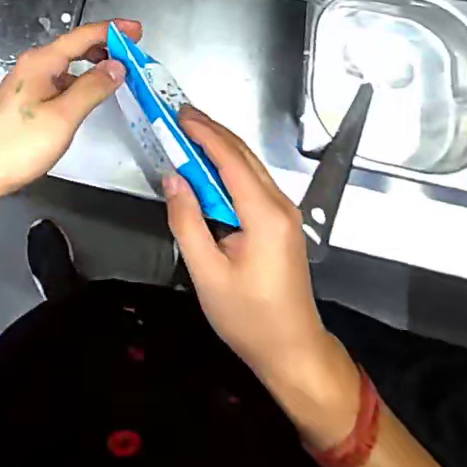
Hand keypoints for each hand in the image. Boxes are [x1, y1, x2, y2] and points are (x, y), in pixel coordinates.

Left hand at [0, 19, 139, 207]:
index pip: (82, 36)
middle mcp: (33, 66)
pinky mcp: (26, 99)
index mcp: (41, 62)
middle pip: (74, 46)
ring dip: (94, 65)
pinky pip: (59, 80)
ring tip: (119, 72)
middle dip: (105, 45)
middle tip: (133, 51)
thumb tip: (116, 67)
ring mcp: (28, 82)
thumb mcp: (63, 117)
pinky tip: (91, 93)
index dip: (112, 31)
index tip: (136, 30)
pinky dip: (80, 81)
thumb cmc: (17, 145)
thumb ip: (92, 88)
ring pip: (67, 65)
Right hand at [165, 106, 361, 447]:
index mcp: (264, 215)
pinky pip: (252, 181)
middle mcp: (280, 206)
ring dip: (219, 145)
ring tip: (189, 131)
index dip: (204, 133)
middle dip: (211, 130)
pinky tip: (208, 164)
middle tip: (179, 114)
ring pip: (250, 165)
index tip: (180, 114)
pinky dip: (228, 164)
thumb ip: (187, 221)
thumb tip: (173, 179)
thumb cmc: (250, 318)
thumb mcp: (207, 273)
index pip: (231, 160)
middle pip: (244, 155)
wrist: (293, 352)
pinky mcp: (280, 222)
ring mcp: (284, 213)